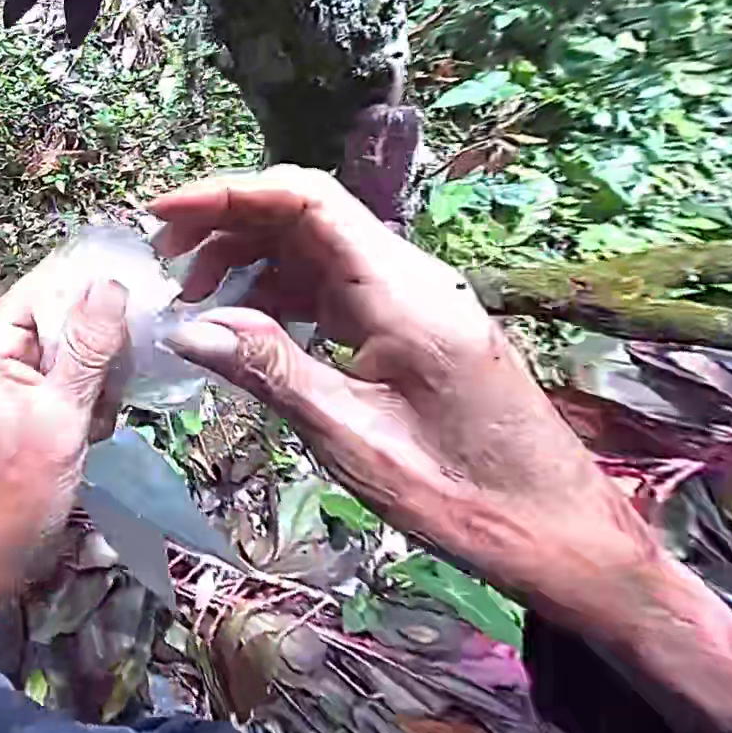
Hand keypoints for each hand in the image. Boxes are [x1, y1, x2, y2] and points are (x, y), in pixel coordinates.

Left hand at [0, 266, 128, 662]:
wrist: (1, 550)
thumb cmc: (21, 486)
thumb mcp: (59, 413)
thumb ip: (88, 348)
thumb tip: (112, 282)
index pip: (51, 281)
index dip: (97, 287)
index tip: (143, 306)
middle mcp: (6, 339)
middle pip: (71, 309)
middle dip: (101, 346)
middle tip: (107, 388)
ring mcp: (25, 365)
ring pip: (86, 341)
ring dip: (103, 377)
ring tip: (94, 417)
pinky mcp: (44, 388)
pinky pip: (85, 370)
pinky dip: (97, 396)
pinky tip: (91, 428)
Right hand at [154, 166, 731, 732]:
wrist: (566, 538)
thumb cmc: (465, 497)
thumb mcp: (353, 439)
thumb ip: (269, 371)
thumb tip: (187, 326)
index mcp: (400, 293)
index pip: (305, 202)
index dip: (227, 194)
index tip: (165, 213)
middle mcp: (405, 275)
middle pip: (301, 212)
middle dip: (224, 220)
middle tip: (164, 256)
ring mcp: (404, 294)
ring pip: (308, 243)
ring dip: (244, 254)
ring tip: (192, 292)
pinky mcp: (399, 317)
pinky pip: (323, 279)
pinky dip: (272, 287)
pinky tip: (242, 318)